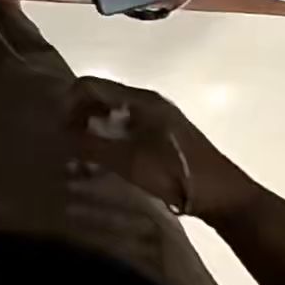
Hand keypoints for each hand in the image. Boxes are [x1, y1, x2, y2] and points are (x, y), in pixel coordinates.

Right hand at [65, 76, 262, 223]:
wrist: (226, 199)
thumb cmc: (174, 175)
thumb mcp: (125, 160)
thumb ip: (88, 144)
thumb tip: (60, 133)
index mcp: (140, 99)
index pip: (90, 85)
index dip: (68, 102)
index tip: (59, 127)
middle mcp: (148, 100)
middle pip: (100, 94)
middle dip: (78, 113)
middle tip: (67, 139)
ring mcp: (158, 115)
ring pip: (112, 108)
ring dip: (92, 124)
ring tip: (83, 148)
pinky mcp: (164, 131)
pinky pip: (126, 121)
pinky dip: (108, 132)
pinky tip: (107, 153)